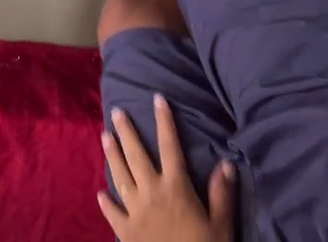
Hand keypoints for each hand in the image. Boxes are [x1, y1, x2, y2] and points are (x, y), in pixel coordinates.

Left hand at [99, 96, 234, 241]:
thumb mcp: (221, 226)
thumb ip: (222, 194)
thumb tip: (227, 162)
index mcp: (176, 188)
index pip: (171, 146)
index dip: (164, 121)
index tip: (157, 98)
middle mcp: (152, 193)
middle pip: (137, 155)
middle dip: (127, 132)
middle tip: (116, 111)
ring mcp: (135, 213)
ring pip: (121, 177)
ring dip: (112, 156)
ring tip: (104, 136)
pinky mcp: (125, 233)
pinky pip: (113, 214)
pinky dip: (106, 203)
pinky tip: (100, 193)